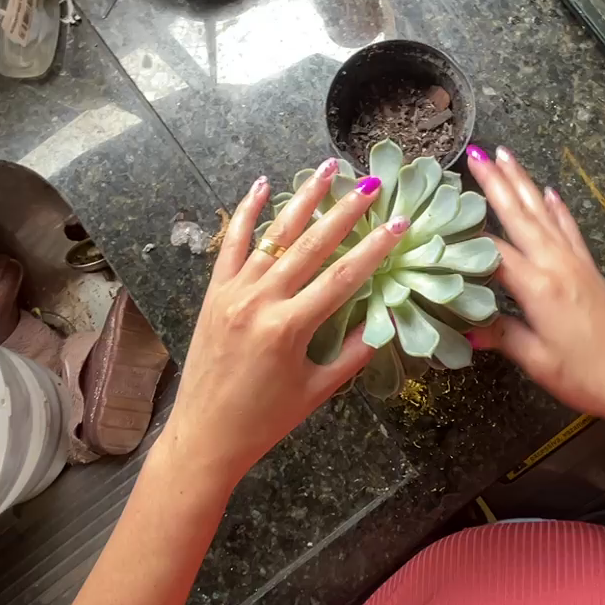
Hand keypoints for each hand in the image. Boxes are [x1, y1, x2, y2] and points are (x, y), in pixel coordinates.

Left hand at [160, 162, 407, 492]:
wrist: (205, 436)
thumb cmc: (266, 420)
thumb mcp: (318, 391)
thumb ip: (354, 353)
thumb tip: (387, 320)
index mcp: (289, 328)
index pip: (343, 277)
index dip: (375, 248)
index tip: (399, 222)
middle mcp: (261, 301)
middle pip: (311, 245)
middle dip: (345, 211)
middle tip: (371, 182)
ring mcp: (234, 292)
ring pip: (274, 235)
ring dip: (303, 199)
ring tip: (328, 168)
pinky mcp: (214, 292)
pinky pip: (230, 244)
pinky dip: (245, 212)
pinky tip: (262, 184)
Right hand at [461, 145, 604, 435]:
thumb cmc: (591, 377)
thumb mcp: (539, 362)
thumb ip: (502, 337)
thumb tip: (466, 327)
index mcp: (538, 287)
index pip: (492, 251)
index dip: (465, 233)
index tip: (440, 211)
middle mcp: (557, 265)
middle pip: (520, 215)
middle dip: (496, 182)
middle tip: (475, 153)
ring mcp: (576, 264)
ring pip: (544, 214)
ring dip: (524, 183)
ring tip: (505, 155)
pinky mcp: (591, 271)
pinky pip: (570, 230)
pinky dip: (558, 209)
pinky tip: (551, 192)